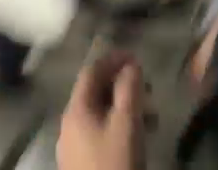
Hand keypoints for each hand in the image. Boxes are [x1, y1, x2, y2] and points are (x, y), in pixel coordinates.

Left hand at [58, 53, 144, 169]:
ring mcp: (72, 145)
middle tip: (148, 89)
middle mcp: (69, 123)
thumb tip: (130, 64)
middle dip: (123, 84)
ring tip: (149, 115)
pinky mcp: (79, 162)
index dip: (115, 58)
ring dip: (124, 106)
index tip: (139, 59)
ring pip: (99, 112)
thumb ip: (129, 86)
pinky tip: (136, 136)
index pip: (92, 69)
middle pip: (94, 91)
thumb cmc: (115, 161)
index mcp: (76, 109)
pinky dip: (117, 124)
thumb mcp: (127, 120)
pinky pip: (98, 131)